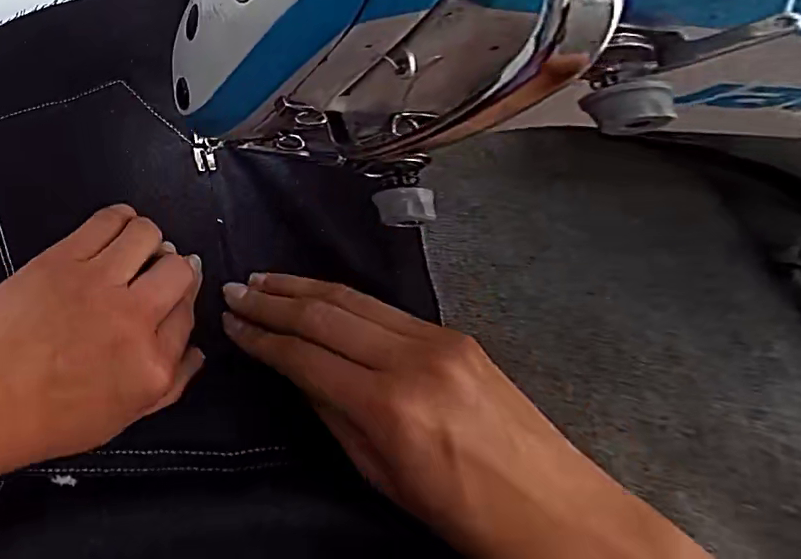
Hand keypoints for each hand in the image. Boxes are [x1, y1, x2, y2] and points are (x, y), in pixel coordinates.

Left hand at [0, 205, 203, 477]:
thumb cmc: (42, 416)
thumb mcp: (119, 418)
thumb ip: (168, 386)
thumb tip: (195, 353)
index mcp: (150, 365)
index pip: (188, 314)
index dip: (182, 300)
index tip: (172, 293)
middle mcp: (133, 319)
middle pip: (179, 269)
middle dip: (174, 267)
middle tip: (156, 271)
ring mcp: (99, 282)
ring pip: (149, 235)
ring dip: (149, 239)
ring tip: (136, 247)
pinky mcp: (66, 256)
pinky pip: (110, 219)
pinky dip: (122, 217)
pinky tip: (118, 226)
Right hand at [223, 273, 705, 558]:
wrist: (567, 517)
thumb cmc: (469, 519)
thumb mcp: (389, 482)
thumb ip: (337, 420)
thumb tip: (299, 375)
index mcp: (391, 408)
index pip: (306, 358)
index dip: (263, 339)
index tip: (233, 325)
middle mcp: (410, 360)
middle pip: (324, 314)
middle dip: (273, 301)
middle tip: (236, 290)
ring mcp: (435, 339)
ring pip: (351, 298)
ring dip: (302, 287)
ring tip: (264, 280)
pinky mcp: (453, 333)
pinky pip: (382, 307)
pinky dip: (341, 296)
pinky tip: (318, 292)